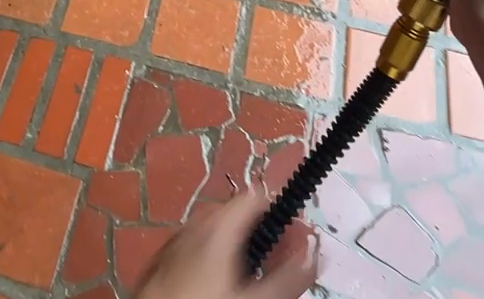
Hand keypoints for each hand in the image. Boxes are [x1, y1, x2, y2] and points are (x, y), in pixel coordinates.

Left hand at [134, 191, 317, 298]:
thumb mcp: (254, 296)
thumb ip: (288, 274)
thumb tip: (315, 248)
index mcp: (220, 221)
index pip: (258, 195)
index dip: (282, 212)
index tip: (298, 236)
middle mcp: (198, 219)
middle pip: (241, 214)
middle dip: (265, 232)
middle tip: (282, 262)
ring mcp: (181, 236)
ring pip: (221, 231)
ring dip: (243, 246)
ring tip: (256, 276)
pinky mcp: (169, 255)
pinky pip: (202, 245)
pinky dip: (219, 256)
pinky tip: (224, 282)